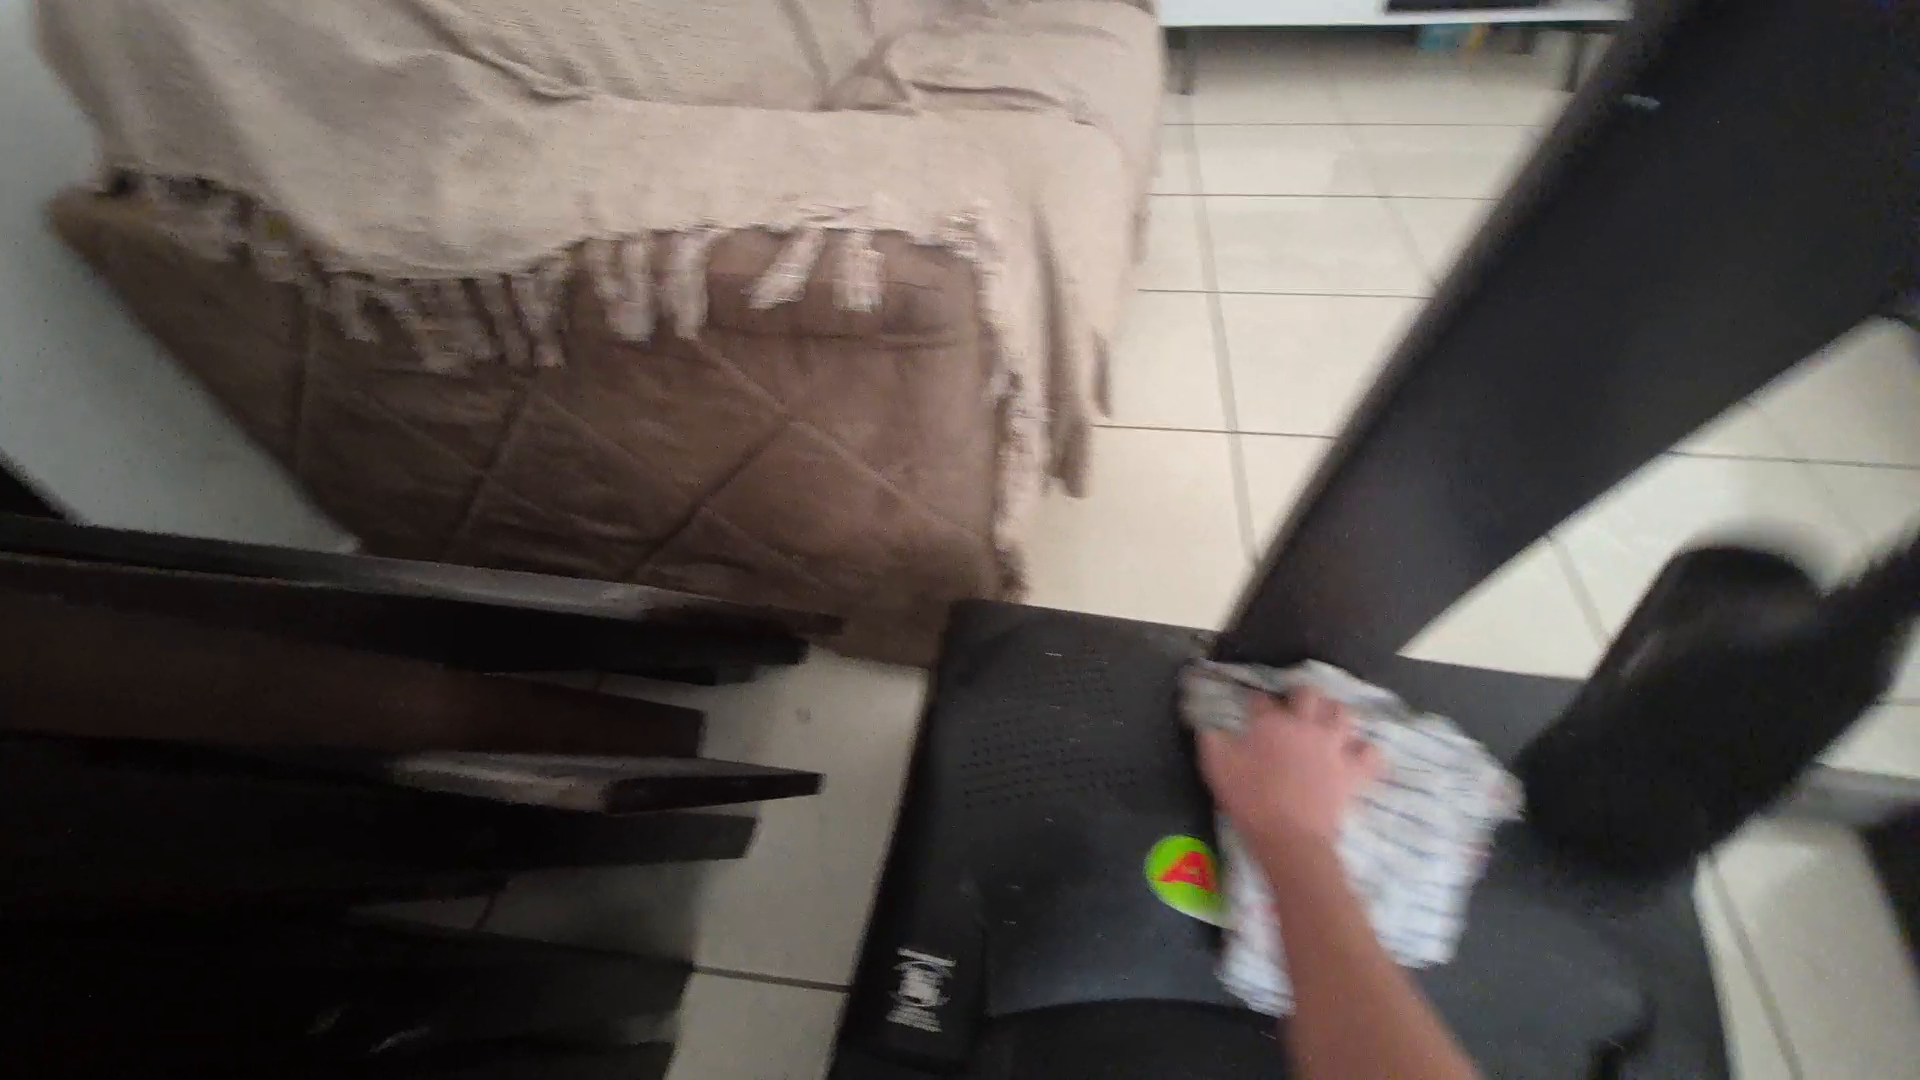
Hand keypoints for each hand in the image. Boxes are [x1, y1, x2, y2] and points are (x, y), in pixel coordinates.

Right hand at [1197, 687, 1382, 845]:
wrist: (1290, 837)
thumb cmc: (1250, 800)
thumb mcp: (1216, 768)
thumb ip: (1212, 741)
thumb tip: (1208, 728)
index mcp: (1270, 722)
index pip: (1260, 699)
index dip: (1254, 701)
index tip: (1250, 708)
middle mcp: (1305, 725)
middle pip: (1308, 693)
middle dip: (1299, 696)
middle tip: (1292, 708)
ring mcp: (1333, 746)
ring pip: (1343, 713)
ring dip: (1334, 715)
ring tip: (1326, 723)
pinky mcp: (1354, 771)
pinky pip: (1372, 753)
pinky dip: (1365, 752)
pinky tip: (1357, 755)